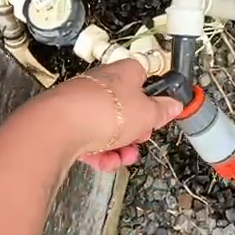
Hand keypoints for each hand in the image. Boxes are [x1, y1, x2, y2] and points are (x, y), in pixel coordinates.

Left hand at [25, 59, 183, 171]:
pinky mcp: (68, 123)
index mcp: (124, 72)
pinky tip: (105, 163)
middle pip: (126, 107)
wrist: (61, 126)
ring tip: (123, 158)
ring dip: (120, 147)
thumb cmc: (106, 110)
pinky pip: (90, 140)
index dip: (152, 98)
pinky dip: (99, 153)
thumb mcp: (147, 113)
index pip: (143, 78)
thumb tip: (174, 105)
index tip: (158, 114)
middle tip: (139, 139)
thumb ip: (162, 111)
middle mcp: (102, 83)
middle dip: (136, 130)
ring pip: (108, 127)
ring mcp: (83, 103)